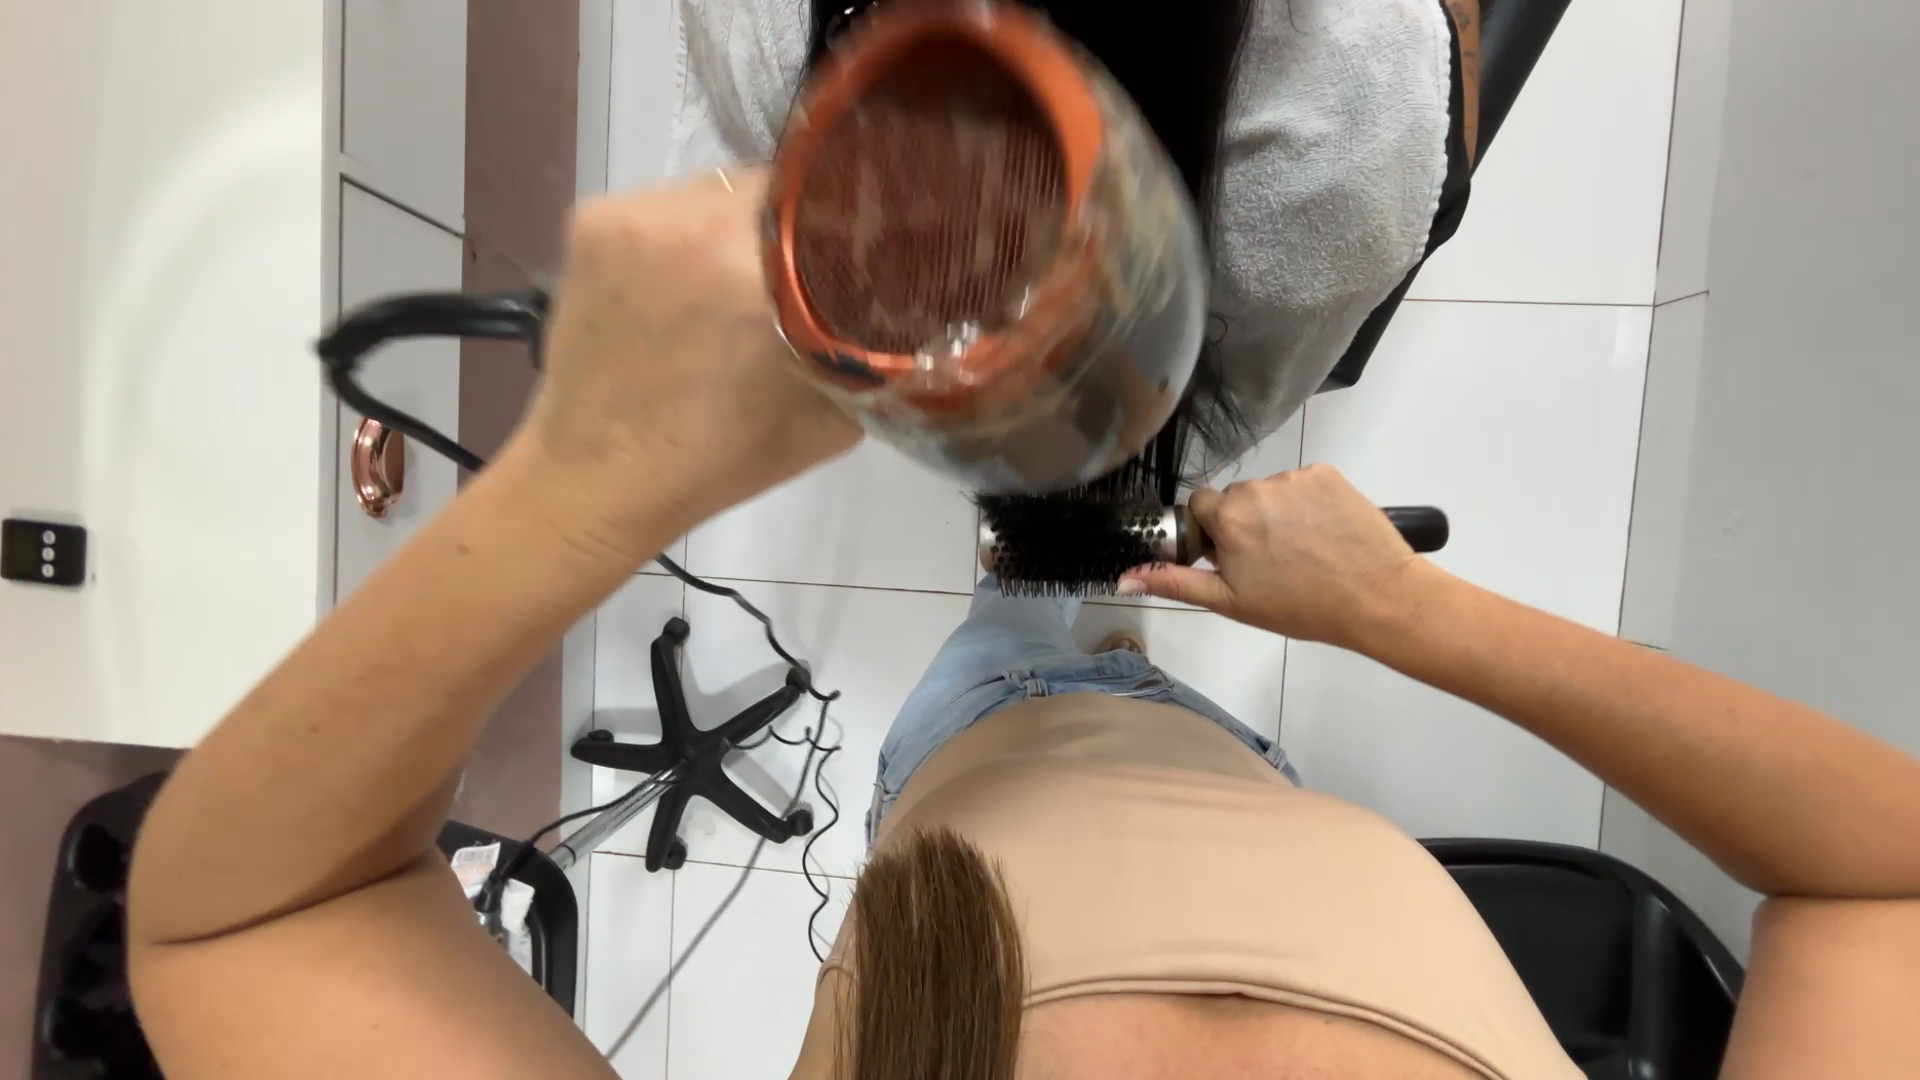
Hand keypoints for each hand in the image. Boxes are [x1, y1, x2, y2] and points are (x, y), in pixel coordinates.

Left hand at [515, 168, 861, 558]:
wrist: (602, 477)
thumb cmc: (725, 460)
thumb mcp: (834, 417)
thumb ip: (868, 351)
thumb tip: (894, 312)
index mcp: (751, 268)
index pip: (823, 196)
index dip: (846, 219)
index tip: (858, 250)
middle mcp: (688, 221)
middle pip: (766, 187)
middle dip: (790, 226)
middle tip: (803, 272)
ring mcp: (631, 215)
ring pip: (712, 192)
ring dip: (736, 227)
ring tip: (738, 282)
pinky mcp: (589, 221)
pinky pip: (664, 208)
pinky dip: (686, 238)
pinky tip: (688, 286)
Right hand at [1120, 464, 1436, 647]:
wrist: (1378, 599)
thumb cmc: (1299, 607)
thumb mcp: (1229, 601)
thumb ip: (1173, 582)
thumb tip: (1121, 578)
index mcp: (1227, 517)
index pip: (1200, 507)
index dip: (1212, 532)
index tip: (1232, 556)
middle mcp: (1256, 488)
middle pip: (1234, 498)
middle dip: (1242, 522)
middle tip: (1269, 559)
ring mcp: (1294, 478)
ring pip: (1267, 492)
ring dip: (1274, 513)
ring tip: (1302, 548)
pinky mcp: (1327, 473)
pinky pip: (1300, 483)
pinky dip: (1305, 503)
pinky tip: (1322, 531)